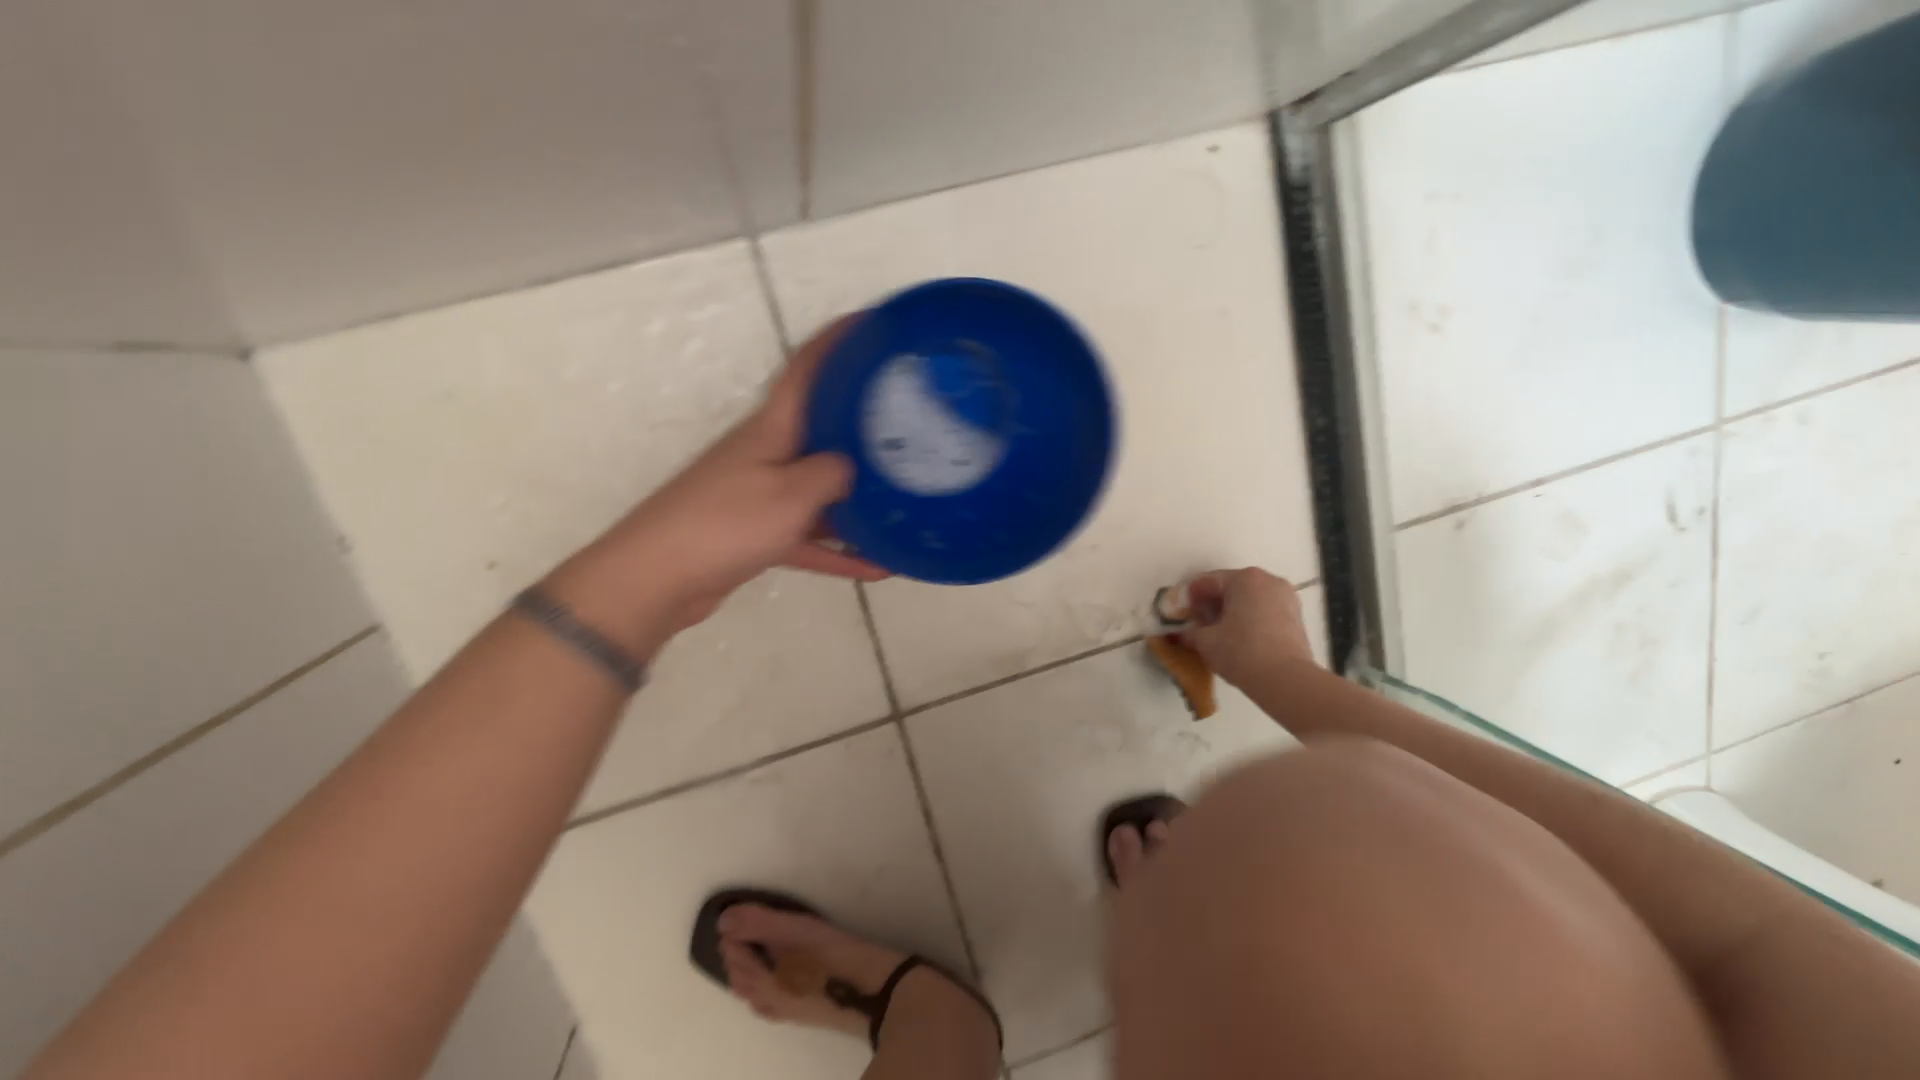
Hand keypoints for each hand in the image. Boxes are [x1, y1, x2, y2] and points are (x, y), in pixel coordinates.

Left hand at [542, 318, 883, 655]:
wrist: (657, 578)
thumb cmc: (725, 523)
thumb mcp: (792, 494)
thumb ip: (833, 474)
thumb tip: (856, 465)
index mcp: (773, 427)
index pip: (808, 368)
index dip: (838, 340)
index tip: (875, 324)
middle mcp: (769, 452)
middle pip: (822, 429)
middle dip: (864, 422)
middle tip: (914, 422)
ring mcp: (761, 493)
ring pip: (821, 488)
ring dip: (859, 498)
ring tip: (907, 498)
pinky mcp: (757, 533)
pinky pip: (809, 535)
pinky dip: (839, 551)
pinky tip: (879, 566)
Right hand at [1174, 568, 1314, 687]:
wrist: (1286, 680)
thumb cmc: (1241, 652)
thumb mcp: (1206, 642)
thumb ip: (1189, 633)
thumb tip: (1177, 634)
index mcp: (1244, 578)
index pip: (1207, 581)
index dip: (1190, 597)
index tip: (1180, 614)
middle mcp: (1268, 580)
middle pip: (1232, 587)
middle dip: (1213, 603)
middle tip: (1199, 623)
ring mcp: (1287, 597)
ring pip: (1251, 599)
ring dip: (1233, 611)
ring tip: (1220, 633)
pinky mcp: (1297, 617)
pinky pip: (1266, 611)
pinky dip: (1251, 619)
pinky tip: (1242, 638)